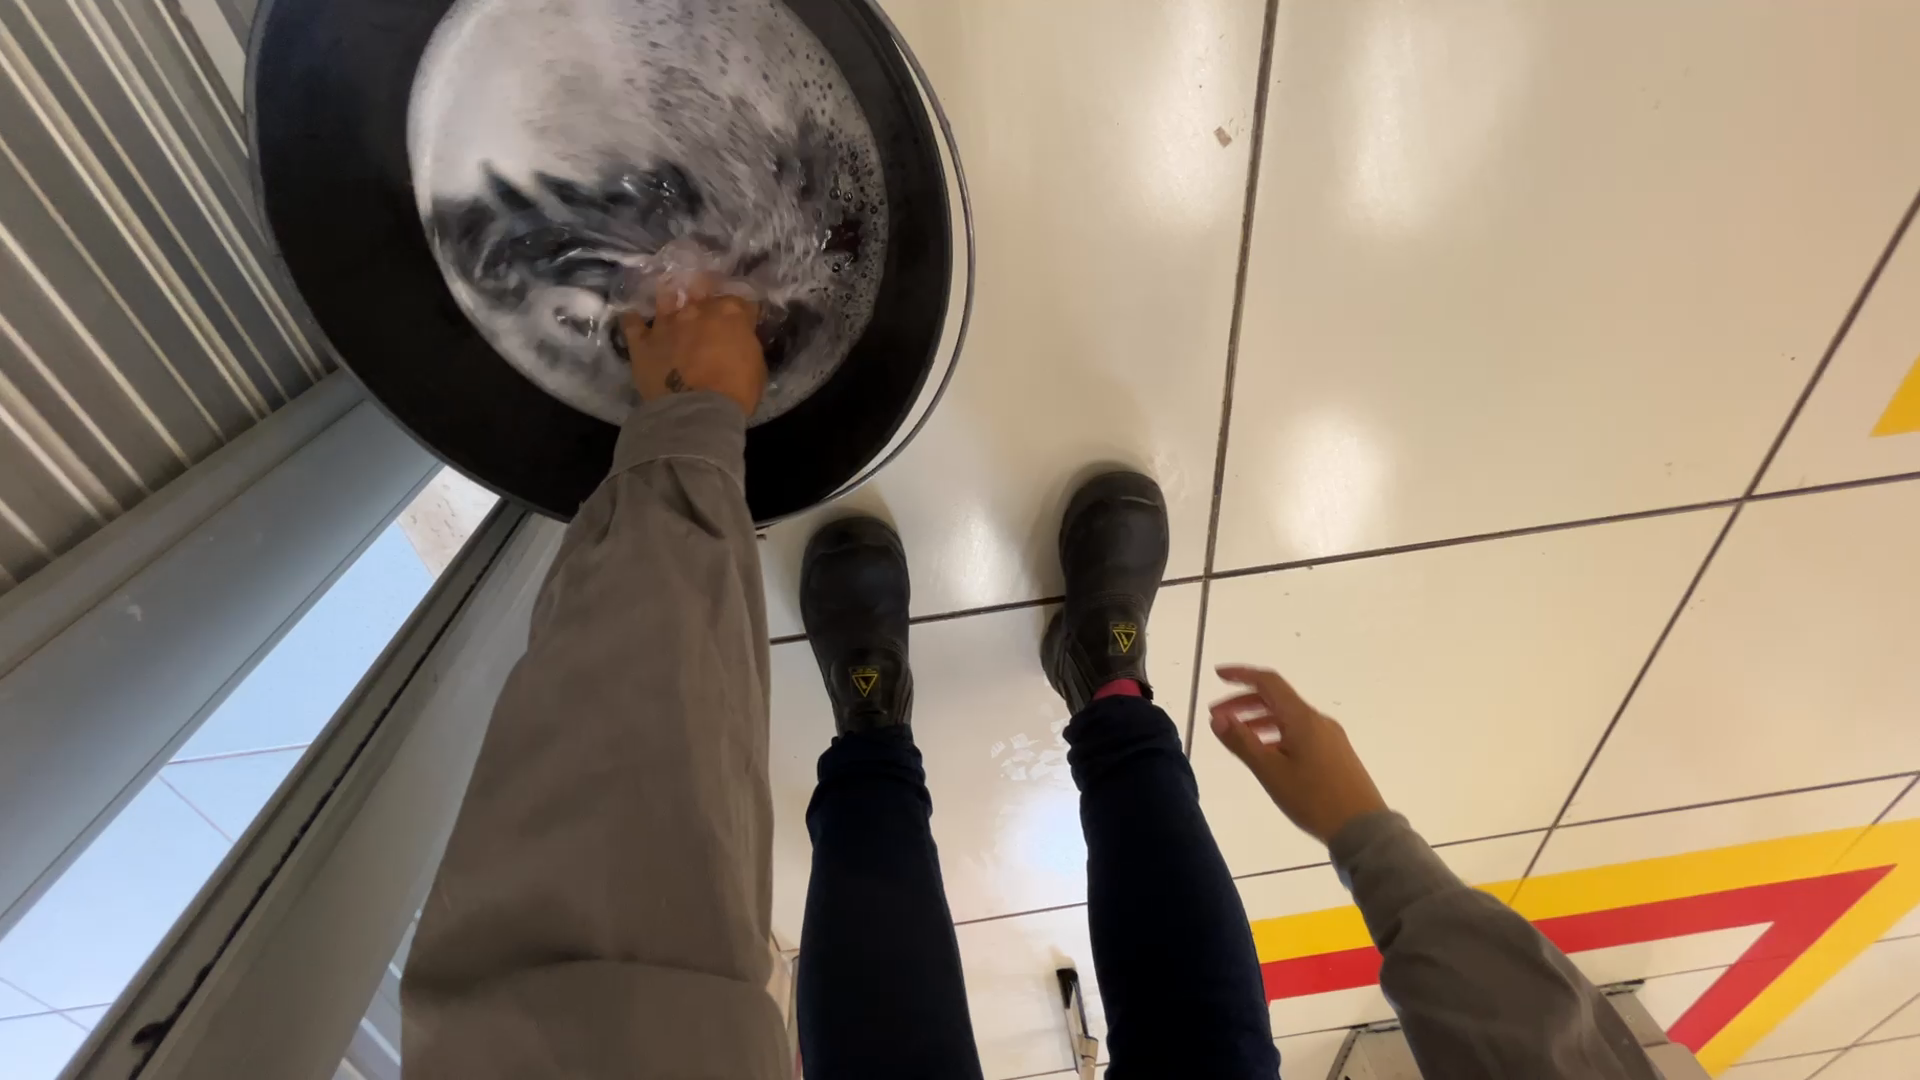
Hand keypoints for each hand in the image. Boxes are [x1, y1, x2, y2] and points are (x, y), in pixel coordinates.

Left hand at [620, 274, 765, 416]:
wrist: (698, 411)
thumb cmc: (736, 391)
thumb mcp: (756, 365)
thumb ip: (746, 344)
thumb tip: (740, 338)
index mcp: (730, 313)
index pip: (741, 302)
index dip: (744, 314)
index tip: (745, 324)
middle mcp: (696, 309)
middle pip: (703, 292)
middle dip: (708, 299)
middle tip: (711, 311)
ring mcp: (666, 323)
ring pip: (666, 298)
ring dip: (671, 298)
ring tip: (673, 301)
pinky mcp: (642, 341)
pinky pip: (632, 324)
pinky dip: (635, 321)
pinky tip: (637, 319)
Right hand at [1208, 664, 1388, 845]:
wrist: (1364, 831)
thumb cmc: (1313, 798)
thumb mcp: (1270, 771)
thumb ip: (1241, 742)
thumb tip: (1216, 718)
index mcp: (1302, 718)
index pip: (1268, 682)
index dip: (1241, 675)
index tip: (1218, 675)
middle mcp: (1317, 721)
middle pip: (1276, 699)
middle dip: (1243, 703)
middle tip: (1218, 717)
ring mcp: (1330, 737)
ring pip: (1287, 717)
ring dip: (1258, 720)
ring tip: (1237, 736)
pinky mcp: (1336, 754)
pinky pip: (1299, 732)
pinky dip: (1276, 734)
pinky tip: (1266, 753)